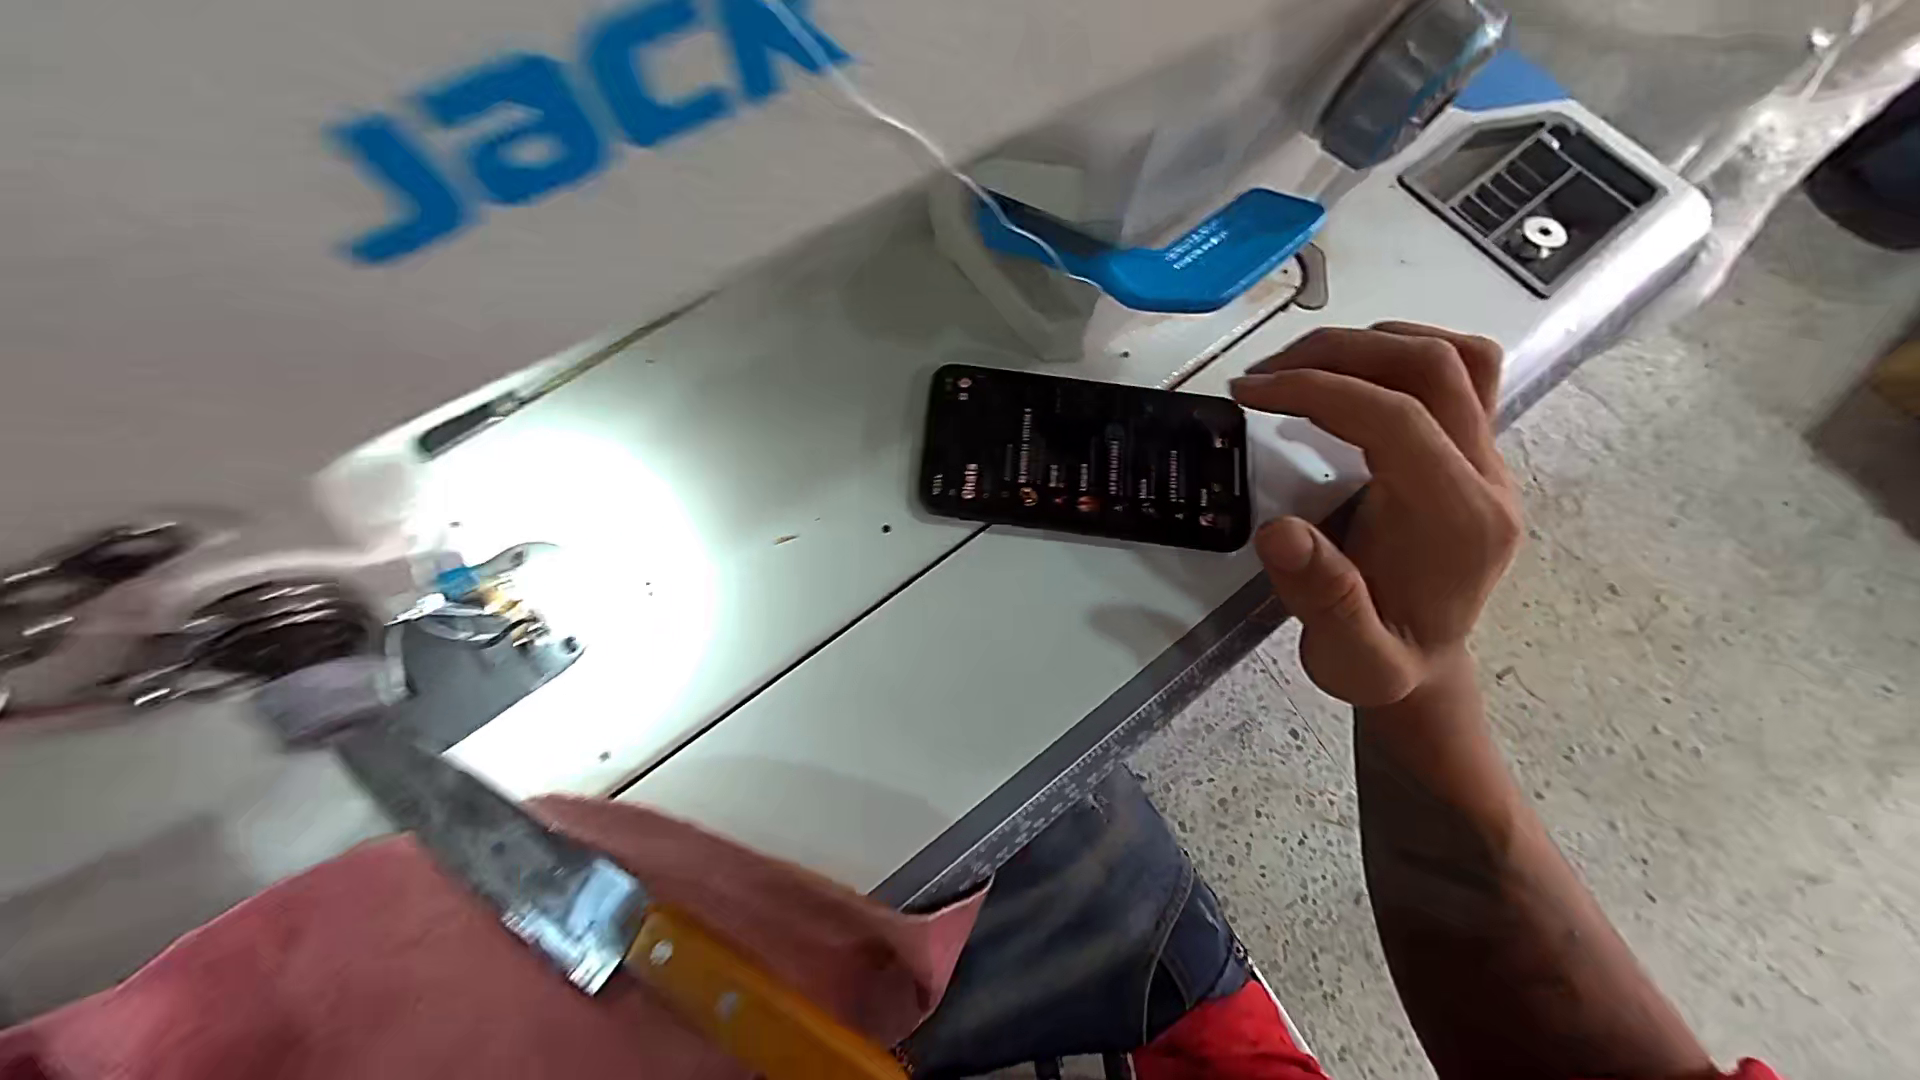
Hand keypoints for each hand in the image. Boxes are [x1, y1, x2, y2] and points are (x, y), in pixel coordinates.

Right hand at [1230, 323, 1520, 706]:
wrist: (1425, 667)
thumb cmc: (1381, 661)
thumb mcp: (1348, 656)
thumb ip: (1322, 600)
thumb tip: (1277, 532)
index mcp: (1456, 520)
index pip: (1397, 416)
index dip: (1318, 390)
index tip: (1249, 393)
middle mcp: (1485, 478)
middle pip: (1432, 367)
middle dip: (1336, 353)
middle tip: (1262, 374)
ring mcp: (1486, 461)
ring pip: (1453, 358)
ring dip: (1368, 345)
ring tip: (1296, 368)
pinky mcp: (1470, 455)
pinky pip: (1454, 376)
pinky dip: (1394, 358)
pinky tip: (1343, 379)